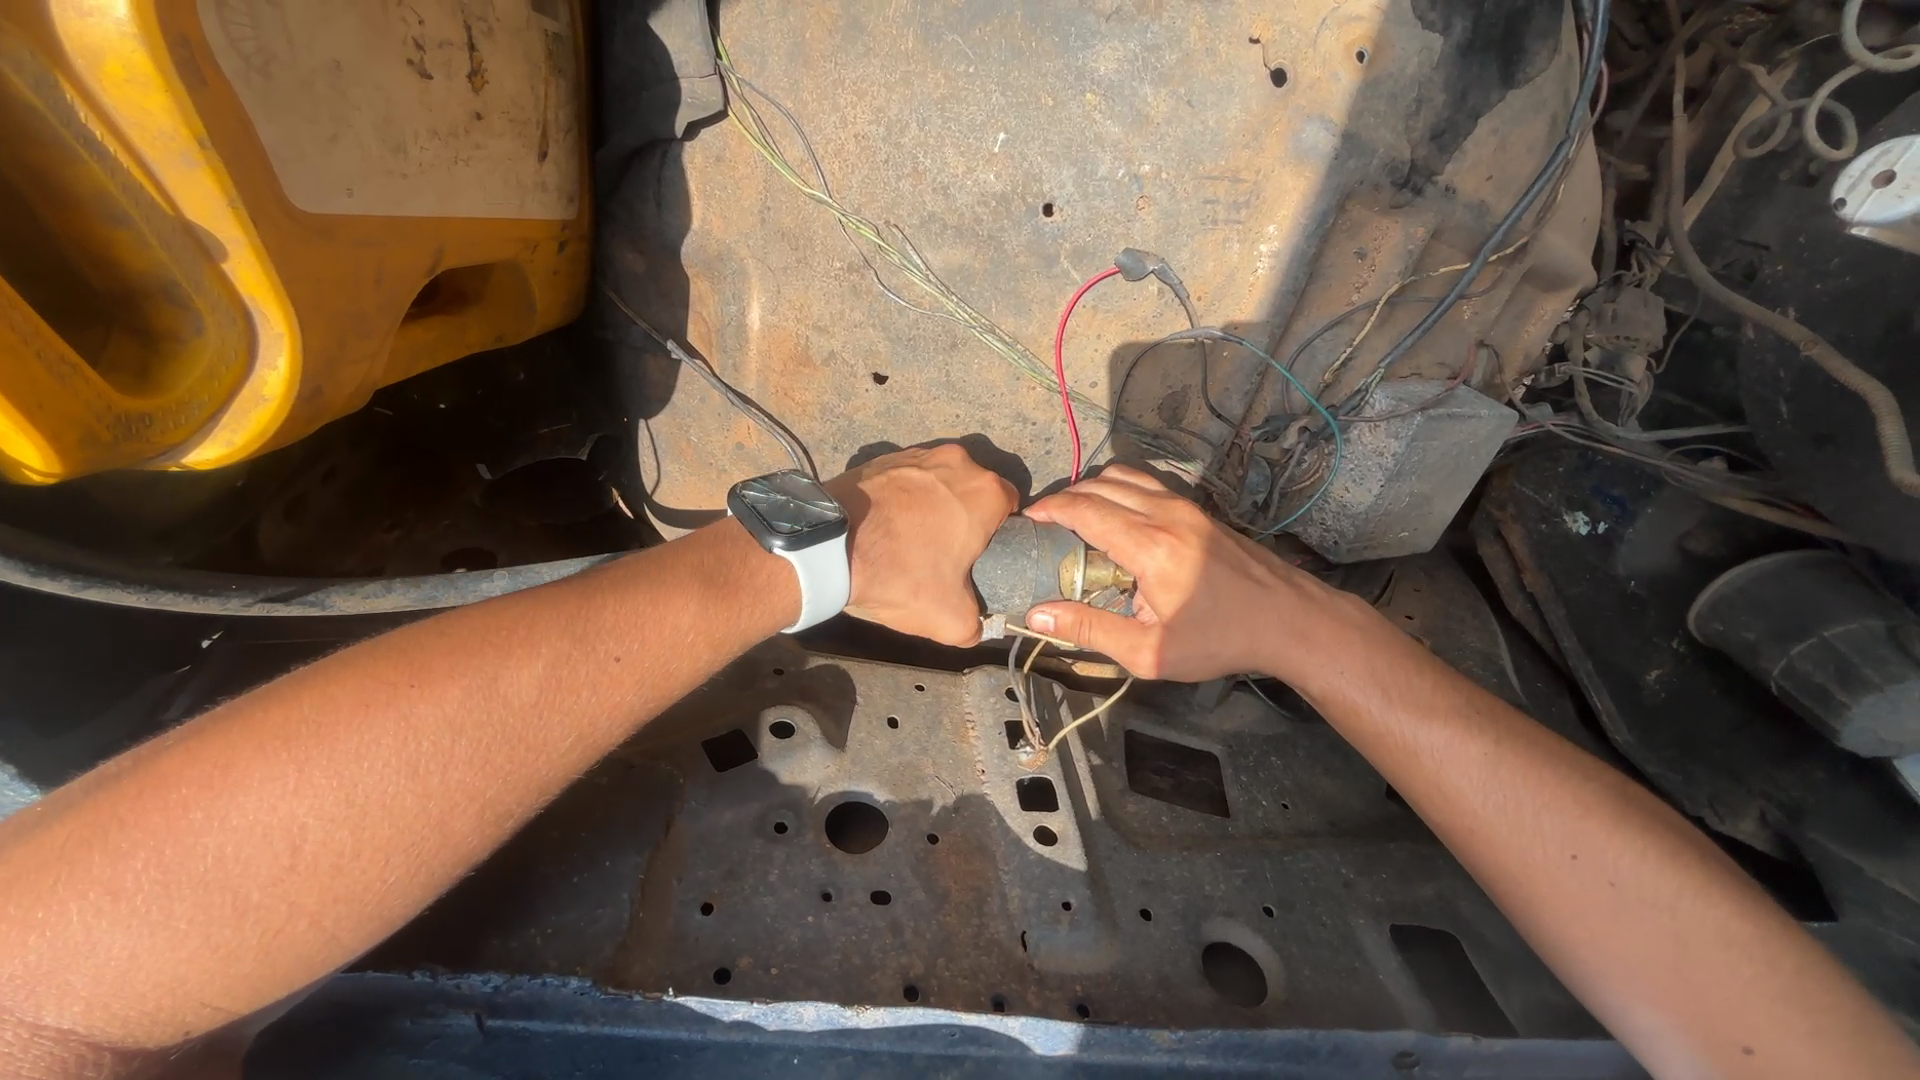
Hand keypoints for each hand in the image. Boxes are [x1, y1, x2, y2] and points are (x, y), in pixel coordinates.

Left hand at [828, 444, 1018, 645]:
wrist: (829, 547)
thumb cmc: (901, 575)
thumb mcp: (949, 620)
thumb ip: (976, 627)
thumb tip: (978, 627)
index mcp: (985, 491)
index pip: (1011, 506)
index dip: (1000, 532)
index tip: (983, 553)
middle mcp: (957, 461)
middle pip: (973, 489)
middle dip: (965, 514)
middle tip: (947, 549)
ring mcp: (916, 453)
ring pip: (938, 481)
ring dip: (933, 503)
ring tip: (912, 537)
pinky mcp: (881, 457)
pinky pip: (904, 478)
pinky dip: (901, 497)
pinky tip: (885, 524)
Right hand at [1023, 465, 1376, 682]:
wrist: (1289, 620)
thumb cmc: (1218, 640)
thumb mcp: (1149, 651)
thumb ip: (1089, 630)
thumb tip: (1036, 615)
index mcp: (1149, 547)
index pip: (1085, 509)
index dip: (1050, 509)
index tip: (1026, 520)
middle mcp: (1165, 514)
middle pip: (1100, 486)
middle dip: (1064, 497)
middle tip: (1043, 522)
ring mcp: (1185, 506)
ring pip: (1124, 476)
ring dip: (1092, 488)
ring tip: (1074, 516)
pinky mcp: (1198, 509)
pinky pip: (1146, 483)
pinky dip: (1118, 488)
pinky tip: (1115, 515)